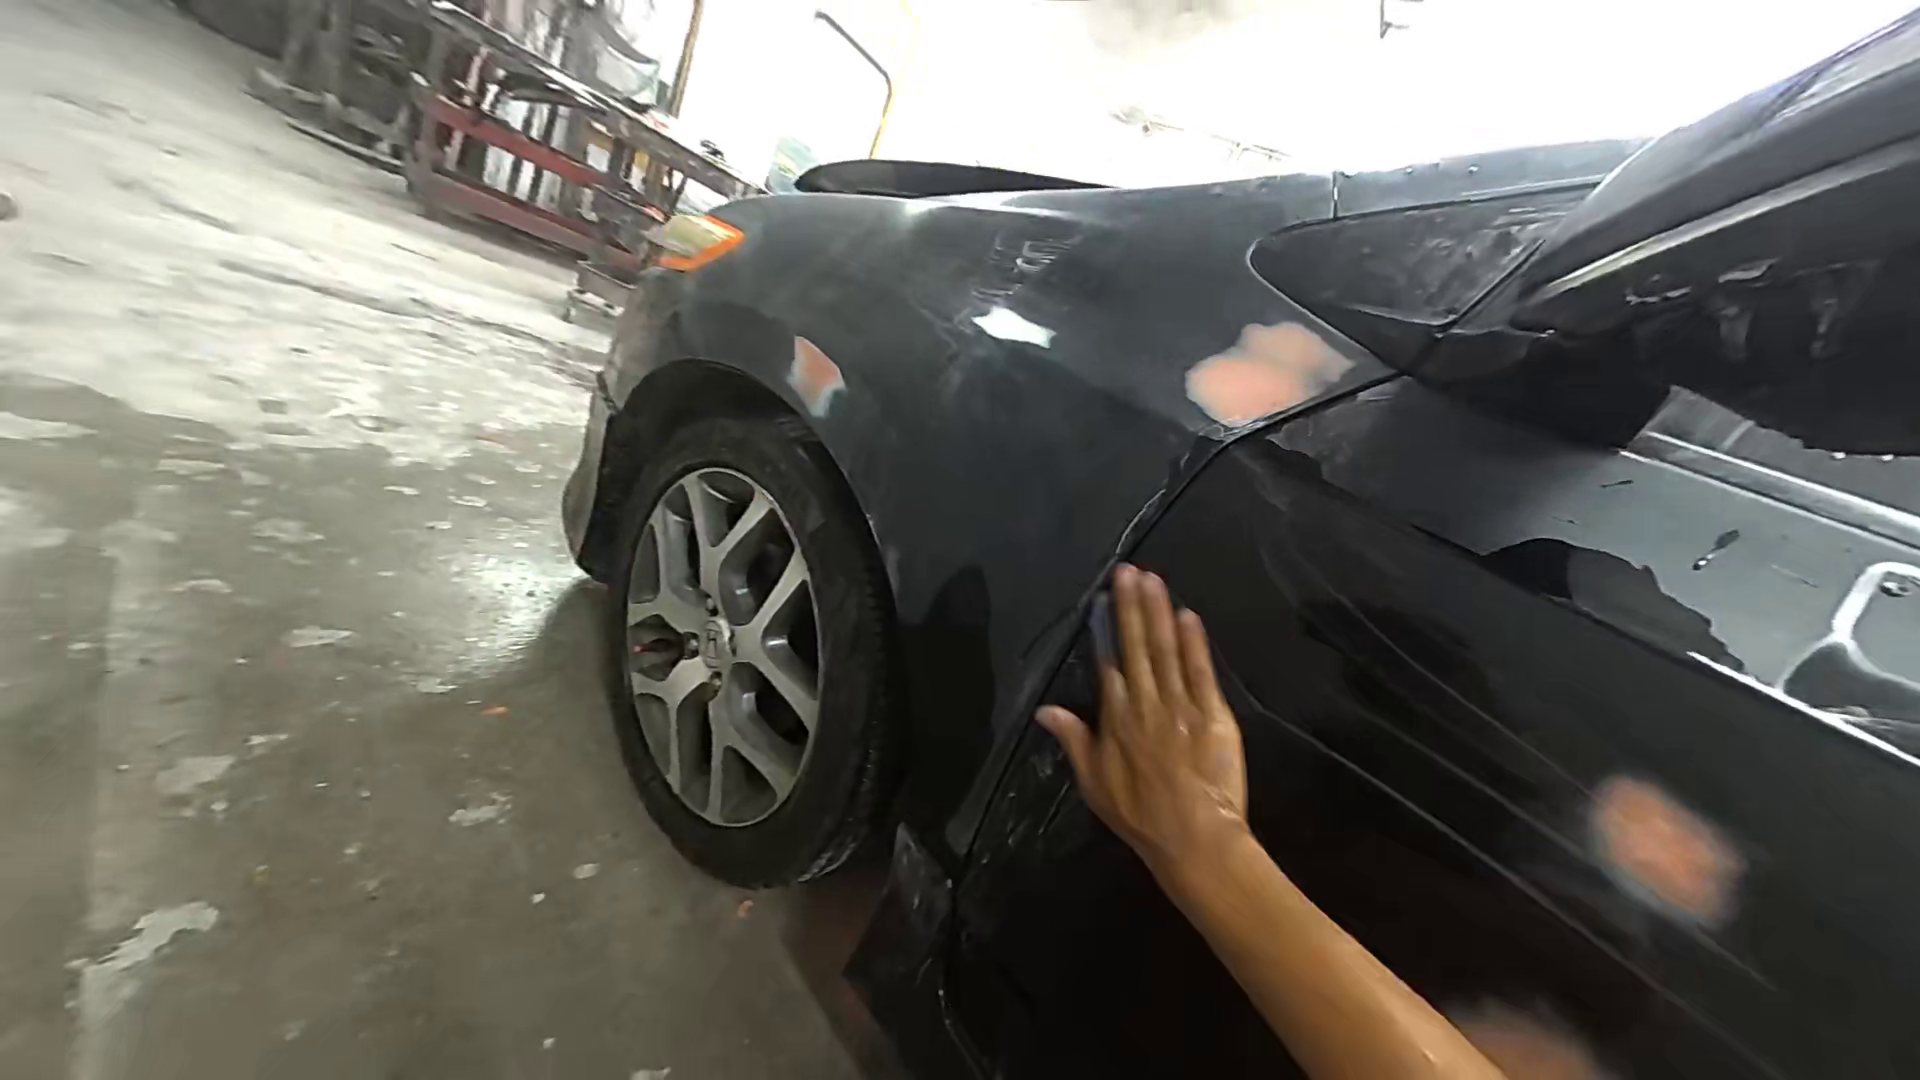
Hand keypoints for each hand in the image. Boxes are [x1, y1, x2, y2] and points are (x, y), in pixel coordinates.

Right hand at [1037, 564, 1249, 886]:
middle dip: (1131, 605)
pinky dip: (1194, 643)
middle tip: (1129, 570)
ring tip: (1153, 580)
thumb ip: (1072, 740)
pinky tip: (1187, 615)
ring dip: (1158, 612)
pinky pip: (1199, 672)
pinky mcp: (1212, 713)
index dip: (1106, 627)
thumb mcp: (1093, 782)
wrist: (1195, 839)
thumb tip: (1044, 709)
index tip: (1105, 596)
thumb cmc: (1139, 813)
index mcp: (1117, 717)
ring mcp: (1180, 704)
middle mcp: (1146, 701)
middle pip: (1137, 645)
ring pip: (1166, 649)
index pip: (1109, 662)